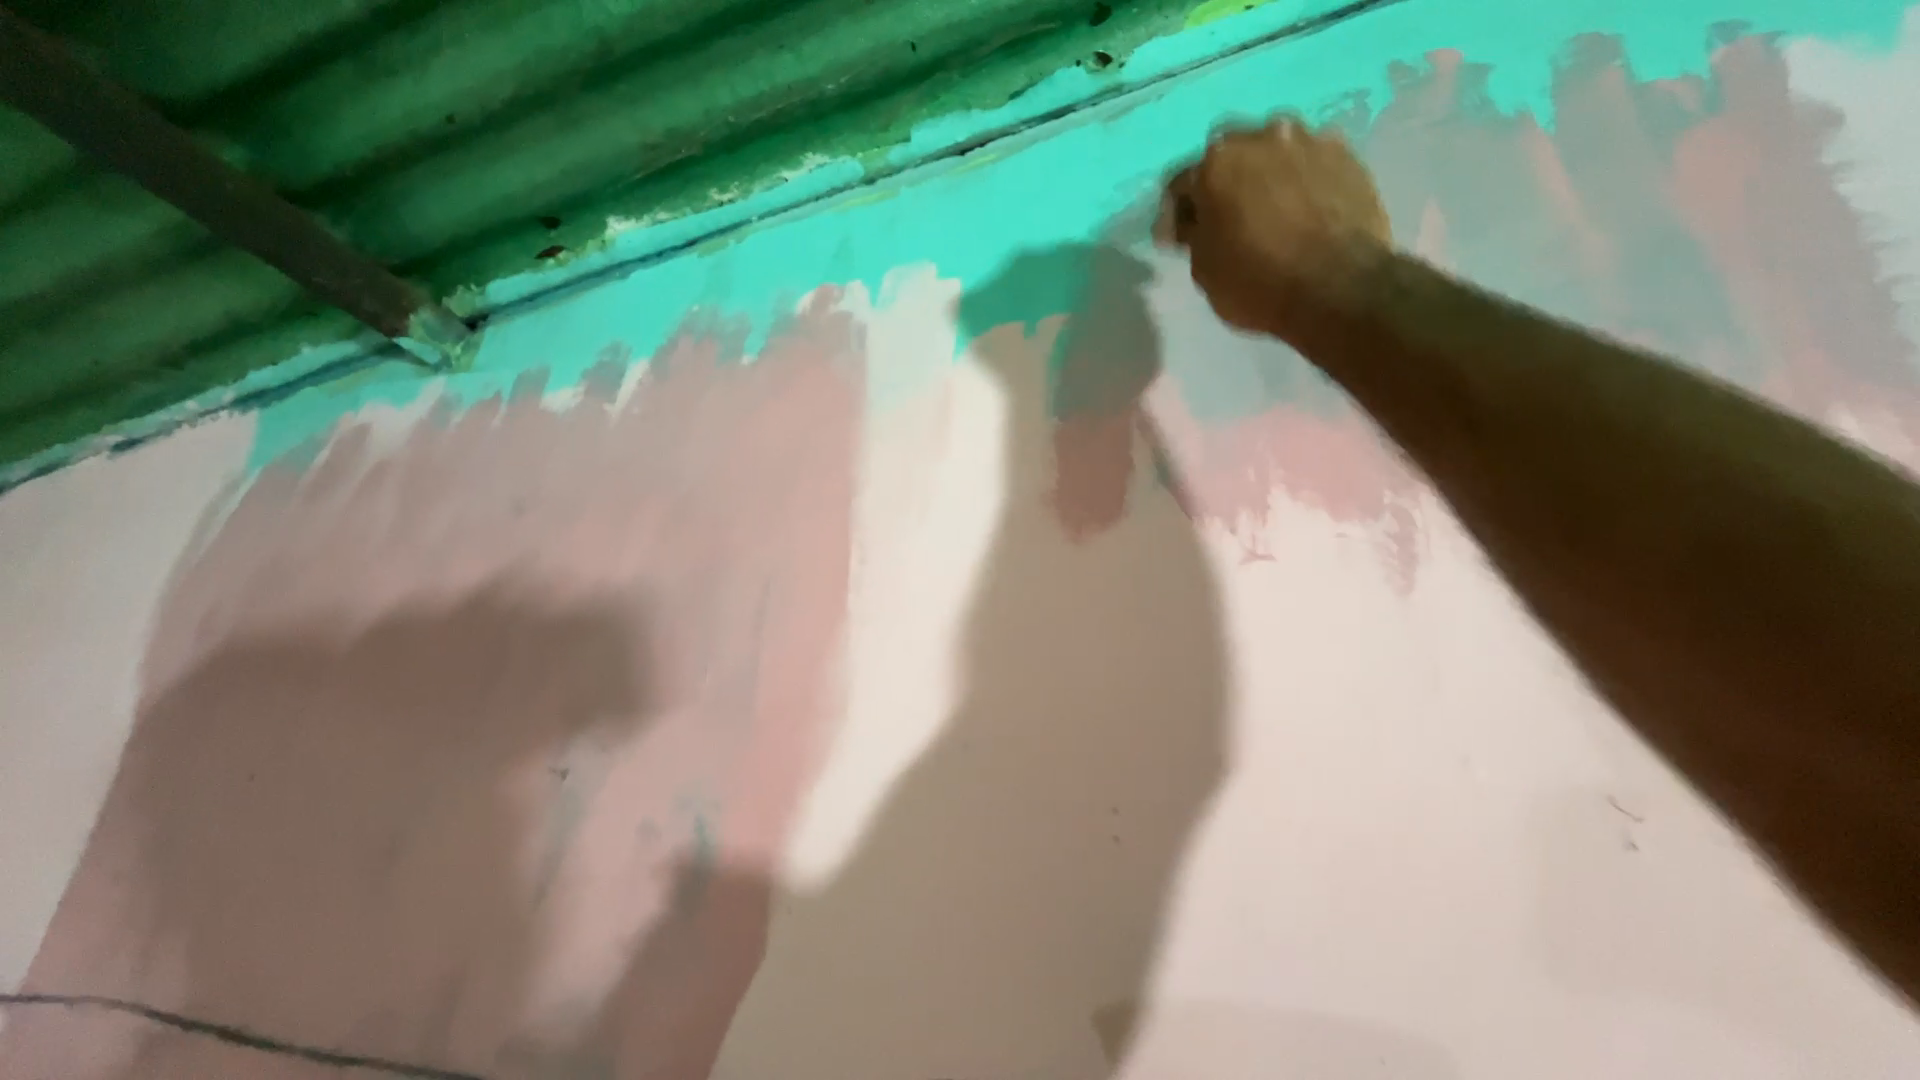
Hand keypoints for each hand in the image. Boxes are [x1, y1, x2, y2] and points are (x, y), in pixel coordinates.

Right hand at [1160, 116, 1390, 338]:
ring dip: (1265, 174)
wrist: (1340, 287)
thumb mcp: (1204, 270)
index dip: (1176, 214)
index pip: (1181, 183)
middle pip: (1230, 153)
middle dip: (1223, 181)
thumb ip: (1194, 234)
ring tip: (1270, 208)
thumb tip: (1195, 223)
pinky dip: (1302, 180)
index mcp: (1216, 163)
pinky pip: (1312, 163)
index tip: (1179, 240)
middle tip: (1226, 216)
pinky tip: (1304, 209)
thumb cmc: (1258, 282)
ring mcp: (1309, 140)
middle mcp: (1261, 136)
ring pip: (1274, 151)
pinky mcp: (1348, 156)